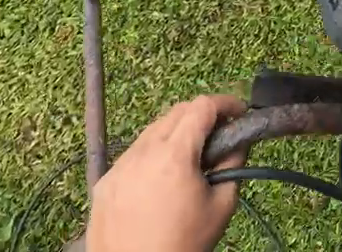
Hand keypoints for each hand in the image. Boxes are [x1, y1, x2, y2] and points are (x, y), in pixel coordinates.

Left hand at [87, 94, 246, 251]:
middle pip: (177, 112)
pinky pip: (133, 155)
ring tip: (188, 157)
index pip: (202, 106)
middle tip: (218, 135)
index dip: (225, 103)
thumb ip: (234, 162)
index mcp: (174, 155)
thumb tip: (238, 140)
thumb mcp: (222, 205)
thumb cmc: (184, 245)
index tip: (239, 114)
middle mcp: (142, 153)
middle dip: (202, 115)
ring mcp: (118, 168)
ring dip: (175, 132)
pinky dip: (152, 153)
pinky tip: (159, 178)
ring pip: (152, 130)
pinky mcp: (103, 185)